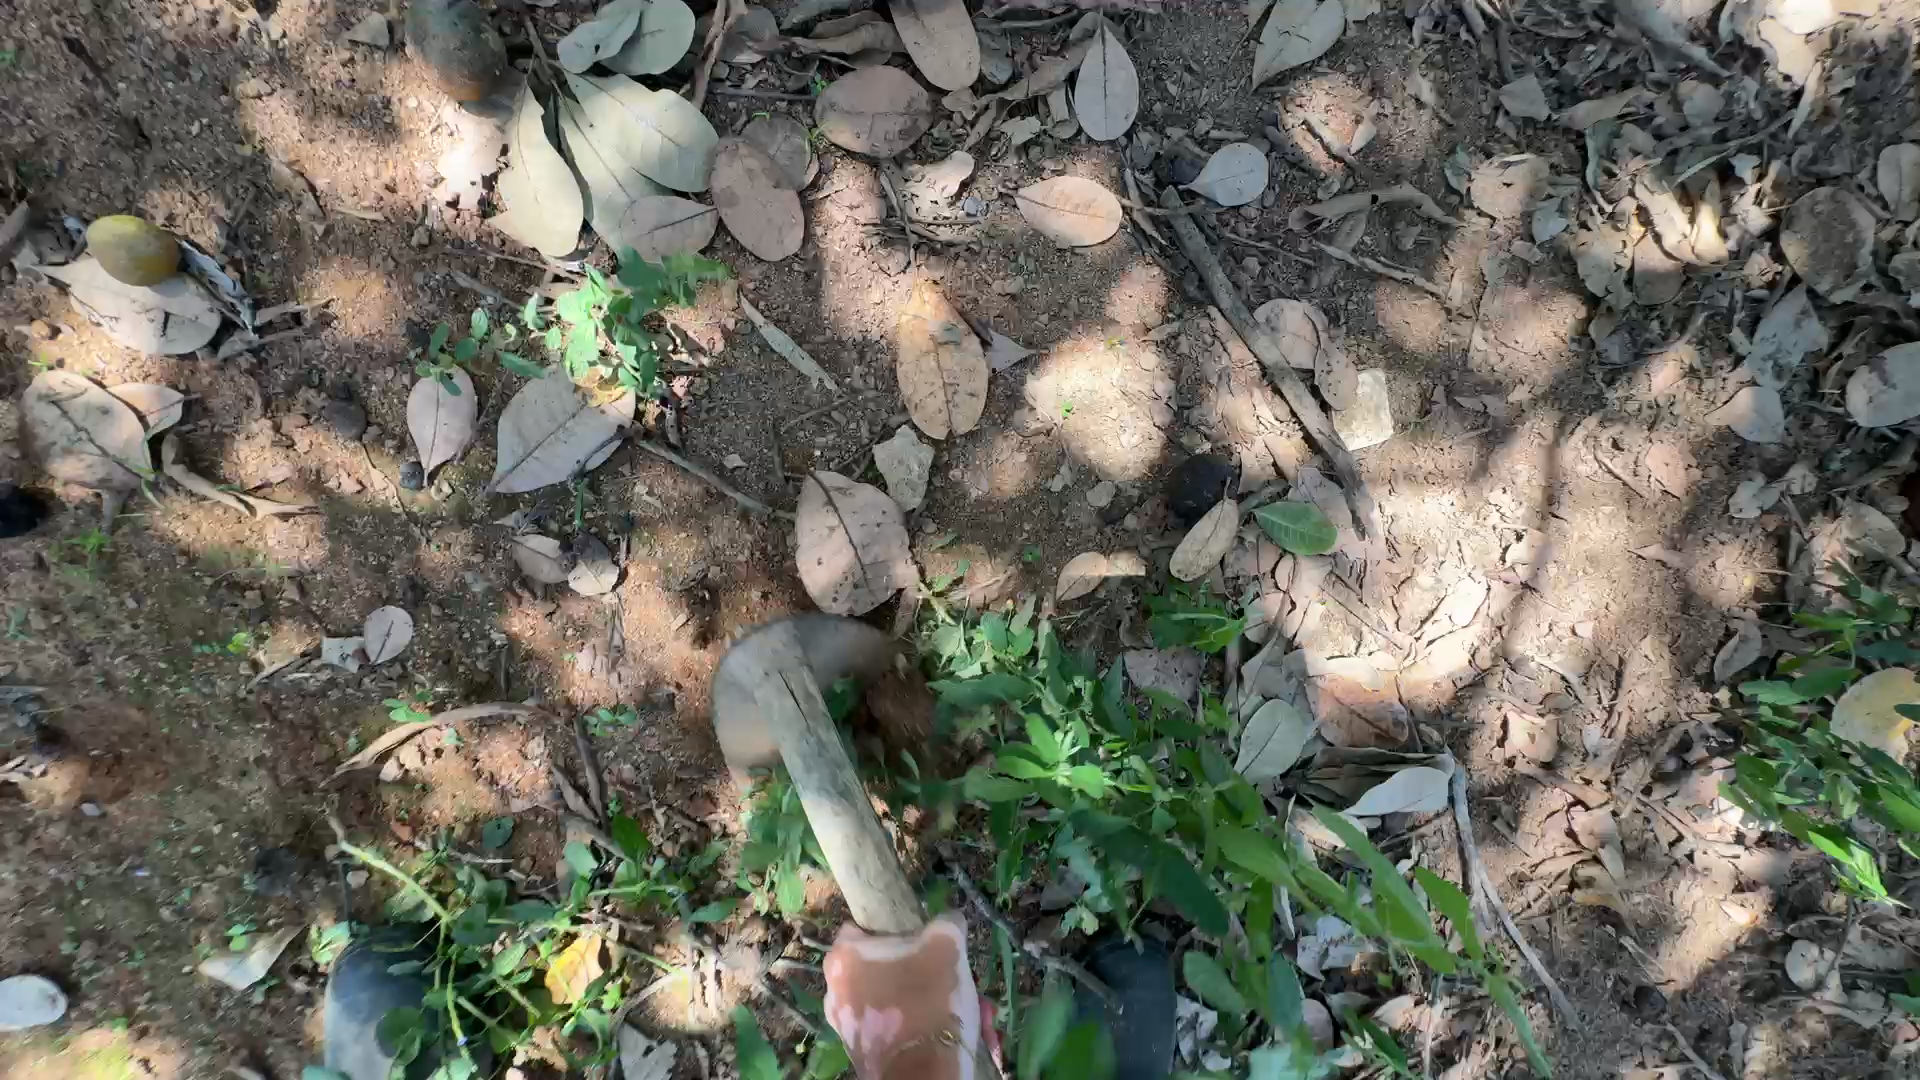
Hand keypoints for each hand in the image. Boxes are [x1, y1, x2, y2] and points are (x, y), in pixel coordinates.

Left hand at [823, 912, 993, 1079]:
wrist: (925, 1077)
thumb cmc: (929, 1000)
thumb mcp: (947, 945)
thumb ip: (947, 922)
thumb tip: (949, 919)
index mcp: (843, 956)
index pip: (863, 925)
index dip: (894, 926)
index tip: (919, 936)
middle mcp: (833, 989)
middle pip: (879, 963)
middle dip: (914, 966)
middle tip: (943, 972)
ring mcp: (844, 1025)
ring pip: (888, 995)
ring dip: (917, 994)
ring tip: (951, 1001)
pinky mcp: (859, 1053)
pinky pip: (889, 1024)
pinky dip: (912, 1021)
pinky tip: (940, 1025)